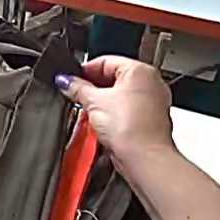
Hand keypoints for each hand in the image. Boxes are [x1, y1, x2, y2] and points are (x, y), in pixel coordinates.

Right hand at [56, 56, 174, 175]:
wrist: (144, 158)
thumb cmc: (131, 128)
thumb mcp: (94, 102)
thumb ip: (77, 88)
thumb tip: (67, 82)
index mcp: (140, 70)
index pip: (106, 61)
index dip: (85, 71)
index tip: (71, 80)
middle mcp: (151, 83)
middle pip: (114, 79)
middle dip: (93, 89)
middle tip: (77, 96)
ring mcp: (152, 103)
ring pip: (120, 97)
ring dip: (102, 104)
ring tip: (89, 113)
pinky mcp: (149, 121)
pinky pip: (127, 112)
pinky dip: (114, 116)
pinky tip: (103, 125)